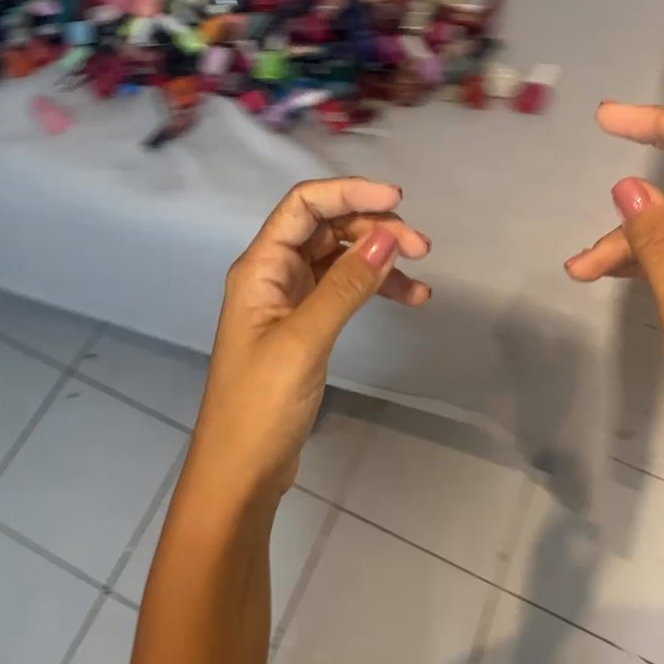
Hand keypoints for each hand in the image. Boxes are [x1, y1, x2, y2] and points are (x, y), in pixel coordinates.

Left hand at [192, 179, 431, 502]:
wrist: (241, 471)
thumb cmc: (261, 405)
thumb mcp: (304, 341)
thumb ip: (345, 287)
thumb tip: (387, 237)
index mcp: (260, 267)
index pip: (303, 205)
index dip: (348, 192)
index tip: (397, 199)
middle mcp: (272, 275)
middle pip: (325, 227)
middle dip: (372, 226)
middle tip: (422, 247)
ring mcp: (289, 301)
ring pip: (339, 258)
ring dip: (379, 258)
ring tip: (421, 272)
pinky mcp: (305, 326)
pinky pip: (343, 291)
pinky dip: (374, 289)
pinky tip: (410, 298)